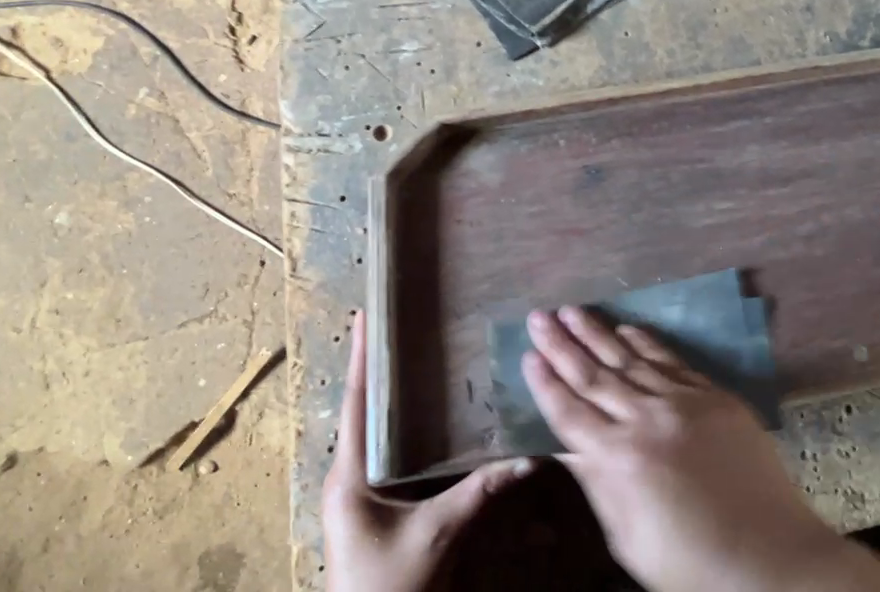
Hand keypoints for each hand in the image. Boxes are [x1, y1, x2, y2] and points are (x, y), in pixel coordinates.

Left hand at [323, 312, 531, 591]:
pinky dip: (413, 430)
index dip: (361, 358)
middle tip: (411, 325)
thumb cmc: (389, 585)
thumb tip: (529, 456)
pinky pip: (397, 456)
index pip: (356, 403)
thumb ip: (479, 493)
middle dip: (385, 369)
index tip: (365, 315)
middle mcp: (352, 474)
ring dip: (400, 398)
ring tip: (427, 356)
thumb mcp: (435, 535)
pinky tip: (440, 416)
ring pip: (384, 433)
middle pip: (369, 410)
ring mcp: (365, 491)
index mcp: (350, 473)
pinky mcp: (381, 506)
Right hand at [522, 306, 879, 591]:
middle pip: (594, 375)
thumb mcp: (626, 536)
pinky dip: (646, 343)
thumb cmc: (687, 562)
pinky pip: (671, 361)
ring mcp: (682, 402)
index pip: (569, 412)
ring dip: (598, 333)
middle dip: (561, 344)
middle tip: (538, 316)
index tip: (527, 355)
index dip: (545, 383)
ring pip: (630, 359)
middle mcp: (644, 420)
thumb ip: (597, 483)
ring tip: (572, 310)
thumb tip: (567, 445)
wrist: (766, 557)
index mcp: (617, 459)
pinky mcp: (713, 396)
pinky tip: (628, 328)